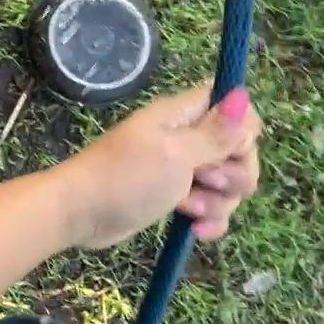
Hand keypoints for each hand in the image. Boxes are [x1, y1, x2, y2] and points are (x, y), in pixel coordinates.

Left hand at [53, 83, 261, 248]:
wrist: (81, 212)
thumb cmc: (125, 177)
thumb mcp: (175, 153)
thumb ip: (214, 133)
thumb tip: (241, 94)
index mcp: (180, 116)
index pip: (230, 106)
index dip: (242, 129)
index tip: (231, 149)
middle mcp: (183, 138)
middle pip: (237, 150)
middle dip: (234, 174)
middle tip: (206, 180)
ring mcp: (178, 169)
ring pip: (226, 183)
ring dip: (218, 202)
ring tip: (188, 207)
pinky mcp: (174, 197)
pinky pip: (210, 207)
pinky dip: (209, 219)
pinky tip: (194, 229)